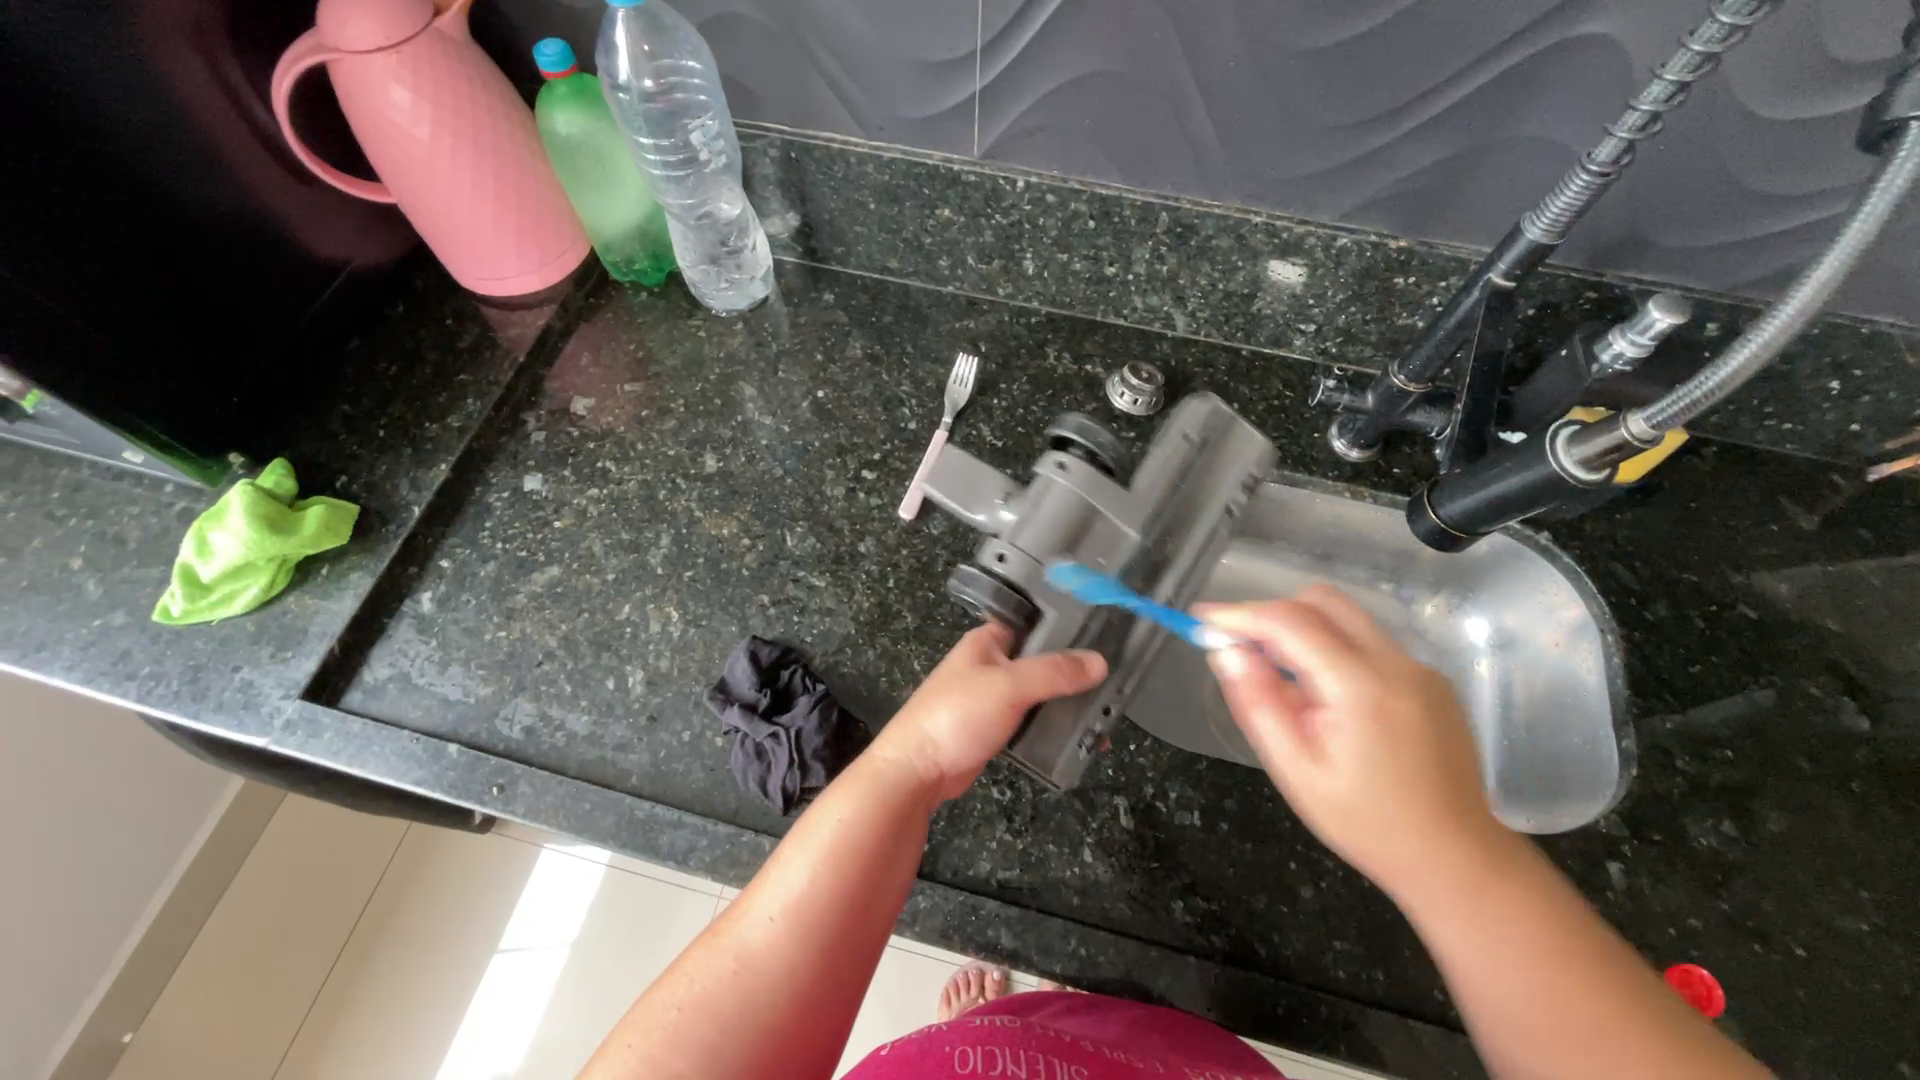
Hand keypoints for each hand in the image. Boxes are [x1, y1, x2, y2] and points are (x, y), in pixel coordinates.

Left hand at [874, 623, 1107, 801]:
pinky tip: (1080, 739)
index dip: (1068, 626)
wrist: (918, 770)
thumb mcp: (1009, 685)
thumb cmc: (956, 715)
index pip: (1035, 622)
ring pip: (1041, 695)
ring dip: (1067, 705)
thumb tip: (1099, 662)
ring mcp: (993, 698)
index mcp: (989, 641)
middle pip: (1044, 662)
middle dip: (1075, 674)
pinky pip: (1032, 722)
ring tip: (1104, 716)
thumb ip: (1055, 672)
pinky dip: (1053, 729)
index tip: (1107, 636)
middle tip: (1113, 685)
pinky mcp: (995, 729)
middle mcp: (992, 664)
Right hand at [1199, 586, 1505, 894]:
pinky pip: (1371, 644)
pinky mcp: (1432, 680)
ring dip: (1304, 631)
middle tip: (1242, 648)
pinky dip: (1335, 651)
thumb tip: (1225, 652)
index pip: (1288, 621)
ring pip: (1348, 618)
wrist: (1456, 858)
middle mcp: (1396, 662)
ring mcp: (1420, 668)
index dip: (1239, 614)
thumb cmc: (1366, 822)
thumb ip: (1258, 704)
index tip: (1202, 619)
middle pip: (1322, 601)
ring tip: (1283, 681)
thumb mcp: (1296, 771)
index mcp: (1360, 686)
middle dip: (1273, 613)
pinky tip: (1328, 701)